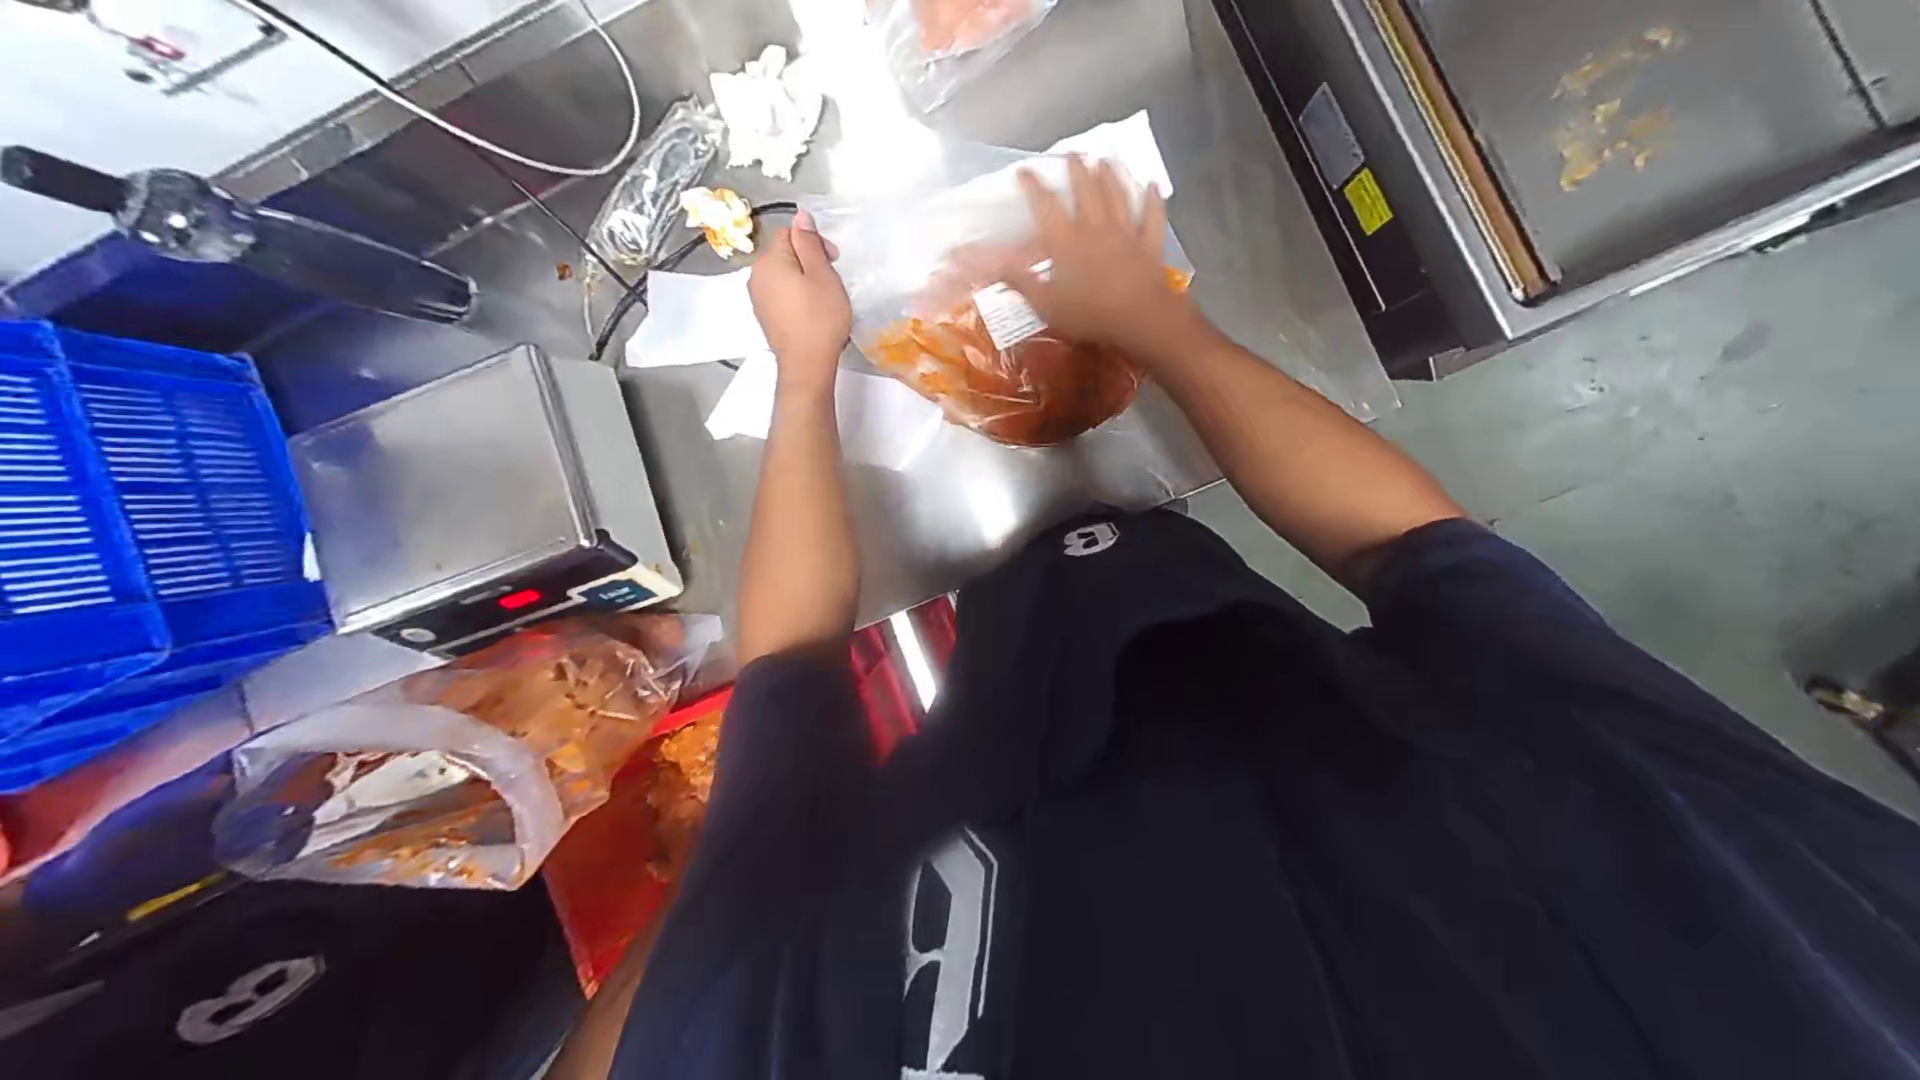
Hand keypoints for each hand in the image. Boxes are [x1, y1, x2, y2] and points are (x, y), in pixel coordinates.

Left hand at [749, 208, 851, 390]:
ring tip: (823, 297)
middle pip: (784, 254)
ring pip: (783, 276)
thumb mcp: (822, 275)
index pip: (789, 233)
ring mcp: (758, 298)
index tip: (834, 260)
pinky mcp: (765, 317)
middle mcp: (756, 276)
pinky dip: (796, 297)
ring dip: (803, 279)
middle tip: (832, 281)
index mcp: (769, 260)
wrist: (806, 364)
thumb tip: (800, 215)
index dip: (813, 242)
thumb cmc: (820, 318)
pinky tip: (811, 312)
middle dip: (808, 260)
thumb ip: (809, 242)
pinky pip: (781, 295)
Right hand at [1003, 156, 1199, 354]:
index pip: (1046, 206)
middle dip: (1077, 170)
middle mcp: (1095, 228)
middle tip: (1072, 154)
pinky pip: (1152, 216)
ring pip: (1118, 196)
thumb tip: (995, 263)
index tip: (1025, 171)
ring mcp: (1126, 233)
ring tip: (1105, 160)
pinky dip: (1153, 199)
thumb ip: (1021, 281)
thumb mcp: (1046, 304)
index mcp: (1066, 241)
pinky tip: (1154, 186)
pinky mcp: (1149, 244)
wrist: (1138, 318)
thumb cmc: (1088, 315)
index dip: (1034, 186)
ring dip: (1111, 175)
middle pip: (1086, 190)